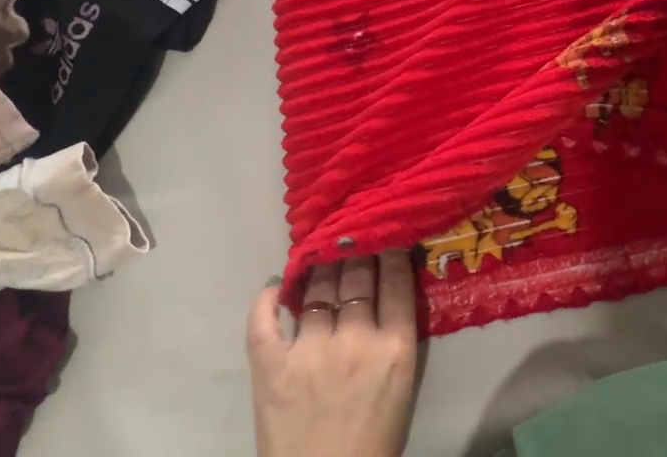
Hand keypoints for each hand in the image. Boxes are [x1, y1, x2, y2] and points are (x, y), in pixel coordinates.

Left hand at [246, 251, 418, 456]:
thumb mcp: (402, 382)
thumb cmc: (374, 439)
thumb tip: (384, 291)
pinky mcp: (270, 369)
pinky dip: (267, 299)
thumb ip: (395, 335)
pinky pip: (264, 321)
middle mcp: (356, 339)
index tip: (387, 231)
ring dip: (321, 266)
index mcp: (395, 346)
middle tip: (354, 231)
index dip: (392, 248)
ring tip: (321, 253)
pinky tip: (275, 287)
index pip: (396, 278)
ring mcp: (310, 352)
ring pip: (318, 288)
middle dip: (357, 247)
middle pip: (357, 274)